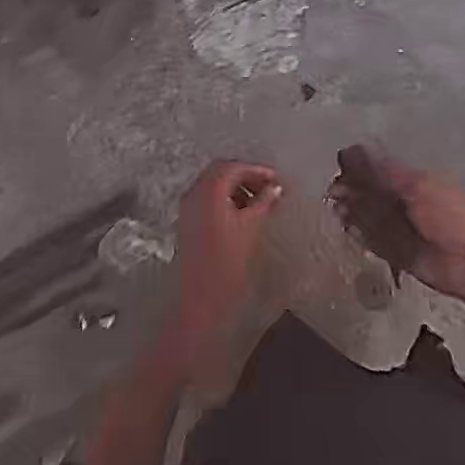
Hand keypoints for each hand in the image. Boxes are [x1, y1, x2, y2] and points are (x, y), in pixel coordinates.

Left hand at [174, 161, 281, 347]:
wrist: (201, 297)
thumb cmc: (227, 262)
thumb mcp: (250, 228)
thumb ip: (263, 202)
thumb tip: (276, 187)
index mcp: (208, 191)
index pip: (232, 167)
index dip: (256, 169)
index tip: (277, 179)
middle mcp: (194, 193)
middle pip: (220, 171)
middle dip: (245, 175)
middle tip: (269, 187)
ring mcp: (188, 206)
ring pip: (213, 184)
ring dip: (236, 186)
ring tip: (260, 200)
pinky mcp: (188, 219)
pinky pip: (207, 198)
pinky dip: (225, 198)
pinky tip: (243, 212)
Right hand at [327, 151, 464, 300]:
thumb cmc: (448, 220)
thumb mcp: (418, 188)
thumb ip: (385, 172)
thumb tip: (353, 153)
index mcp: (408, 182)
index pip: (374, 168)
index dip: (355, 166)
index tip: (341, 168)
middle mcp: (398, 202)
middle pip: (364, 190)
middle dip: (347, 189)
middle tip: (333, 194)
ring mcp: (394, 227)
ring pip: (361, 214)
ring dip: (347, 210)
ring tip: (338, 212)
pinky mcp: (391, 250)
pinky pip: (367, 239)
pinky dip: (355, 233)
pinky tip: (348, 229)